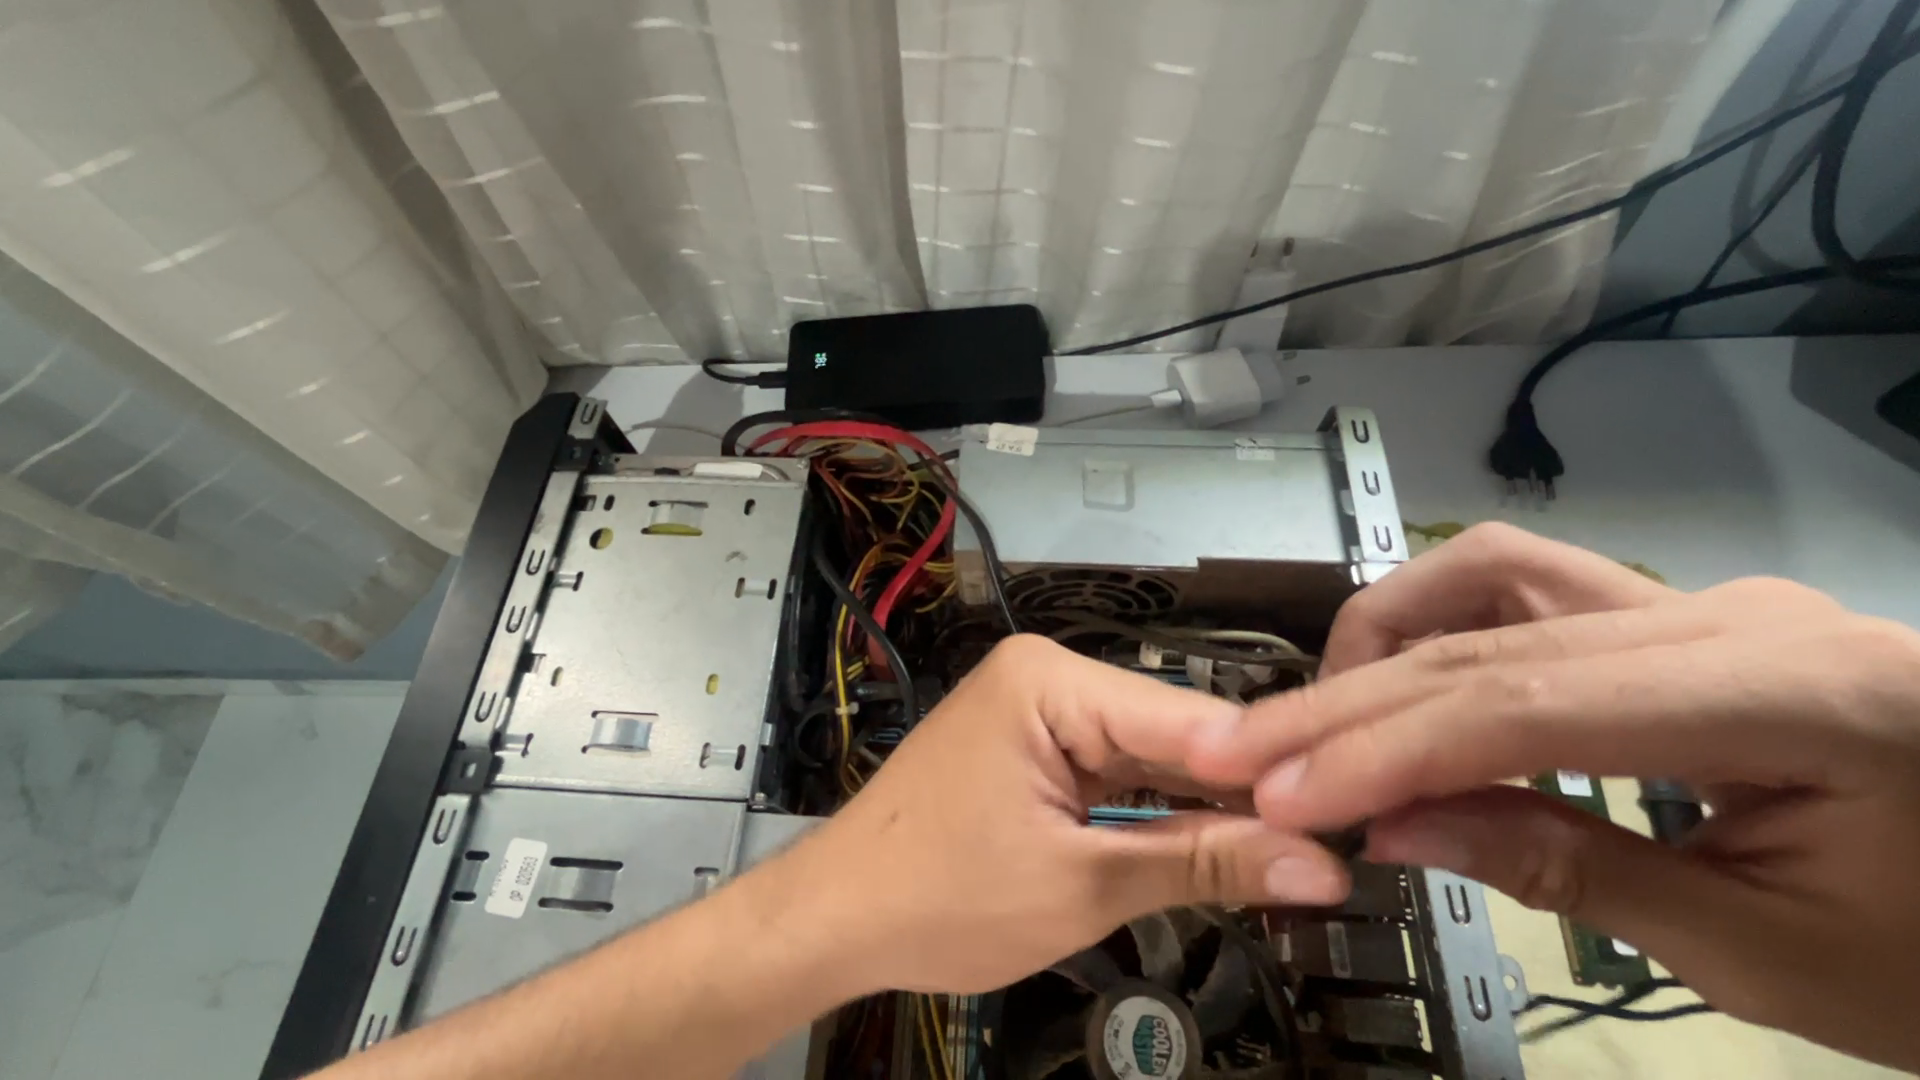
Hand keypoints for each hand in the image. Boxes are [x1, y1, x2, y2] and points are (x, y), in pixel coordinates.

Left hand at [755, 634, 1348, 996]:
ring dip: (1199, 808)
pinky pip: (1112, 769)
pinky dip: (1151, 810)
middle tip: (1324, 850)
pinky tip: (1204, 844)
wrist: (838, 917)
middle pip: (1171, 733)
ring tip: (1282, 856)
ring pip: (1147, 755)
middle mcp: (1045, 676)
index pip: (1188, 720)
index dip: (1268, 776)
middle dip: (1237, 796)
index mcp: (1049, 681)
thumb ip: (1201, 864)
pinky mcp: (1031, 744)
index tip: (1343, 822)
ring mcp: (1036, 709)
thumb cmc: (937, 897)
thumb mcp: (1083, 884)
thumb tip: (1315, 866)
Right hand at [1187, 524, 1919, 1069]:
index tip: (1282, 802)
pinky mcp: (1660, 612)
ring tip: (1318, 715)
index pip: (1526, 708)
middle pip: (1480, 641)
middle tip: (1247, 759)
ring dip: (1379, 640)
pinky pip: (1513, 587)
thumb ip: (1563, 871)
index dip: (1384, 752)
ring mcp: (1690, 600)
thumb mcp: (1767, 953)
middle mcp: (1726, 615)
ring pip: (1483, 576)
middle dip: (1346, 706)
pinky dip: (1429, 627)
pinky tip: (1395, 681)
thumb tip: (1390, 831)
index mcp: (1793, 695)